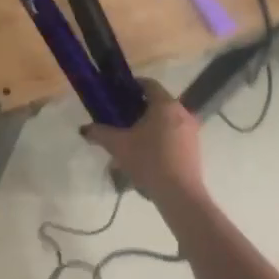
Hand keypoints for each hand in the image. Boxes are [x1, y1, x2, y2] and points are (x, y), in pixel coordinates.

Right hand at [81, 81, 204, 202]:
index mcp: (165, 105)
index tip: (118, 91)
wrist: (179, 193)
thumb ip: (99, 133)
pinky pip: (175, 132)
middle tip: (121, 116)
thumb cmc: (148, 161)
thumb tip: (84, 129)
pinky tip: (147, 150)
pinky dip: (161, 135)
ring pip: (167, 118)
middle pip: (158, 101)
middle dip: (139, 106)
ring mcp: (191, 130)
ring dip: (151, 122)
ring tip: (132, 135)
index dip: (132, 84)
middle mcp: (182, 112)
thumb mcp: (118, 146)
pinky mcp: (194, 147)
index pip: (149, 84)